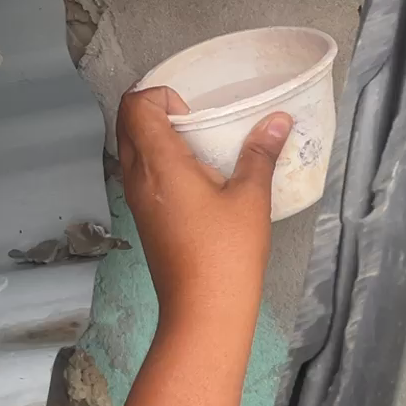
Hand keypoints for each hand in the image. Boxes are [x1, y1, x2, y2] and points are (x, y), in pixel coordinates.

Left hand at [116, 86, 291, 322]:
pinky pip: (140, 173)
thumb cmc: (226, 252)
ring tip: (200, 147)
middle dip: (156, 110)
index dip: (159, 94)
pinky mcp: (144, 218)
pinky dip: (159, 162)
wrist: (203, 310)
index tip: (194, 112)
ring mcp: (136, 200)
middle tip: (196, 121)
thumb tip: (279, 119)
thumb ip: (261, 153)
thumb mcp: (250, 197)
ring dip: (156, 137)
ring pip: (131, 150)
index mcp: (159, 164)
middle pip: (127, 123)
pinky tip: (197, 179)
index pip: (135, 106)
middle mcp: (137, 177)